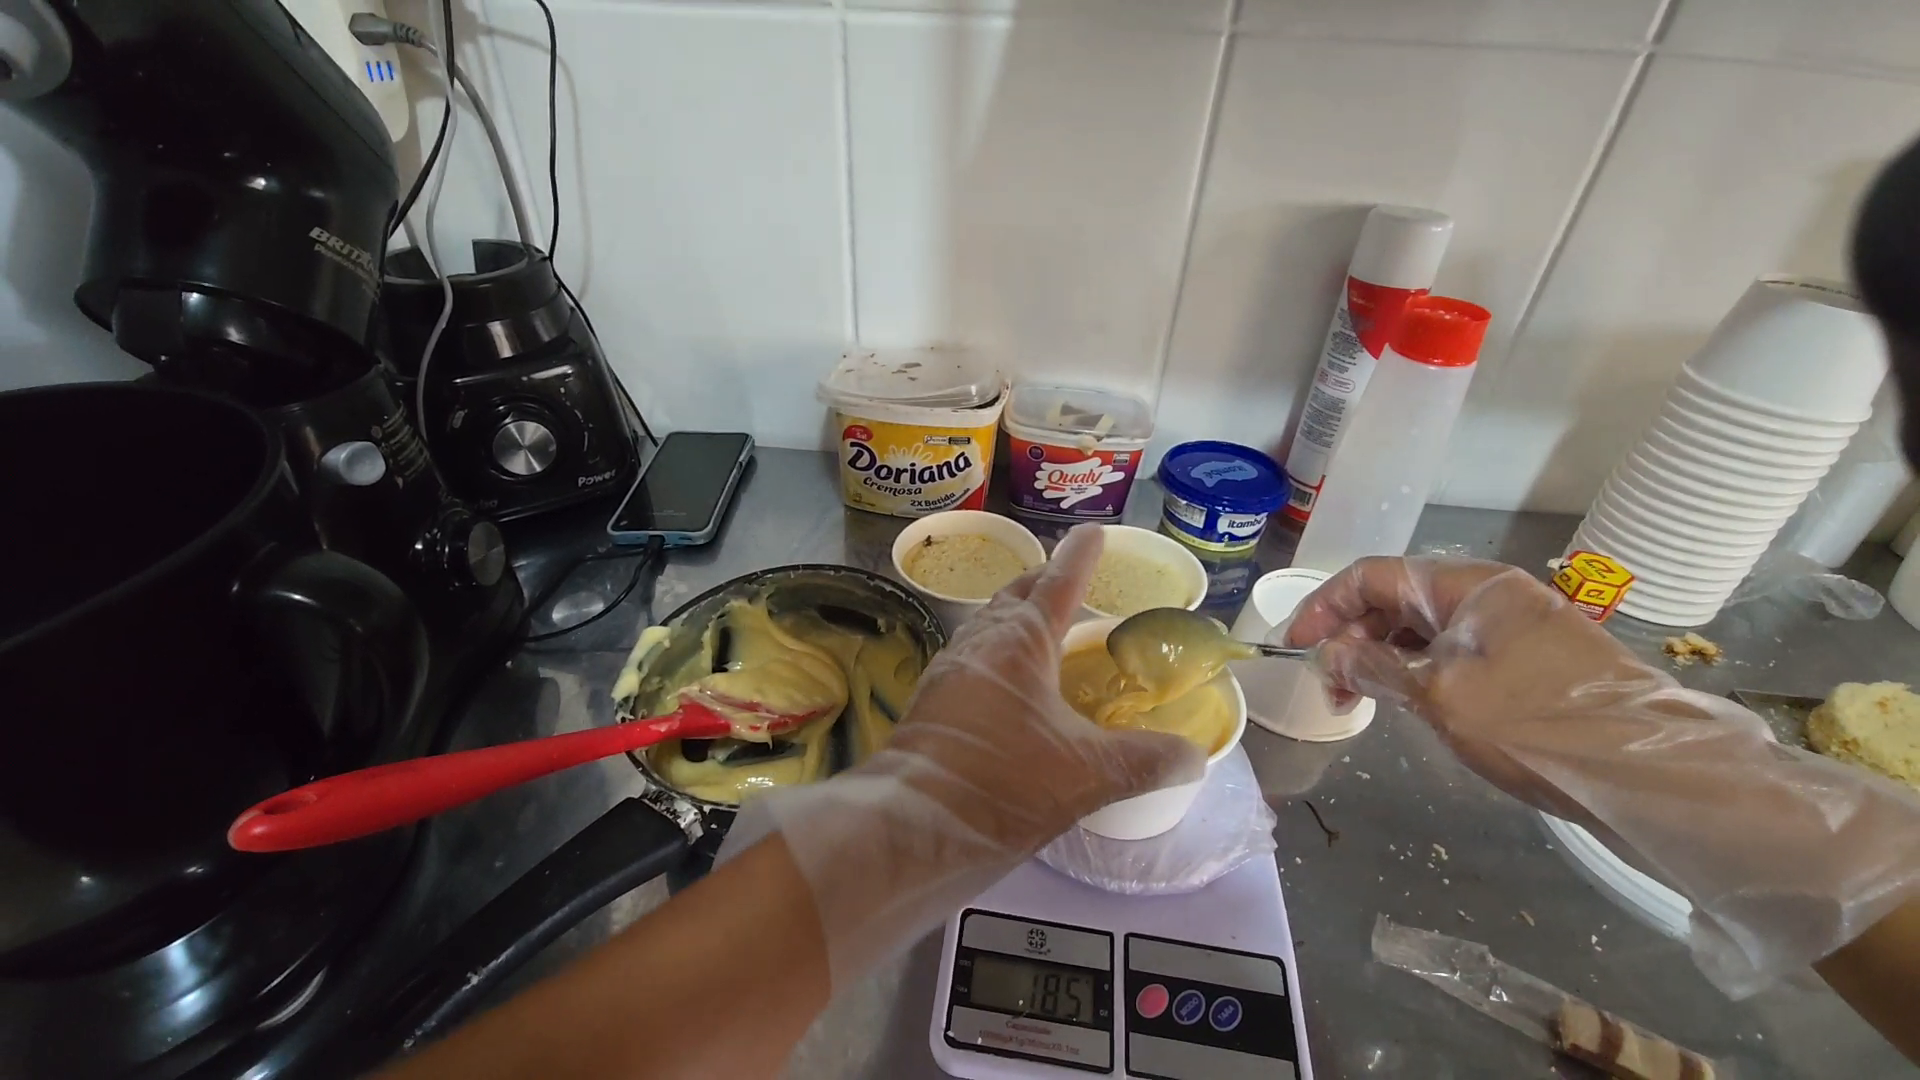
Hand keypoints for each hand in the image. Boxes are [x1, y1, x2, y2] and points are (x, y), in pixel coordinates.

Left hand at [886, 523, 1204, 843]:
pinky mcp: (932, 703)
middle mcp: (980, 643)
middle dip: (1044, 582)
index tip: (1092, 531)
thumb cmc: (1003, 780)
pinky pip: (974, 660)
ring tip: (1042, 628)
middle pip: (1016, 597)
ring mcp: (949, 671)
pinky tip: (1010, 687)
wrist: (913, 823)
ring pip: (989, 628)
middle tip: (1069, 579)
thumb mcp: (1088, 774)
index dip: (1080, 556)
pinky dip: (999, 656)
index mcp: (1020, 640)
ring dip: (1016, 618)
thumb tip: (1196, 757)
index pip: (1058, 583)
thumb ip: (1146, 761)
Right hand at [1283, 556, 1655, 820]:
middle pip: (1396, 600)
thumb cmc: (1533, 723)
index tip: (1297, 646)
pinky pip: (1453, 652)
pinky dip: (1417, 672)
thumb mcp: (1437, 695)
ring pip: (1423, 629)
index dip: (1324, 606)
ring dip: (1381, 659)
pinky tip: (1404, 702)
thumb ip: (1372, 668)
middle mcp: (1489, 595)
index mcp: (1467, 585)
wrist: (1651, 776)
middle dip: (1351, 638)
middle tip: (1330, 687)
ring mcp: (1514, 628)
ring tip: (1360, 701)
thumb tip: (1329, 656)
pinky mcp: (1530, 662)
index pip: (1372, 576)